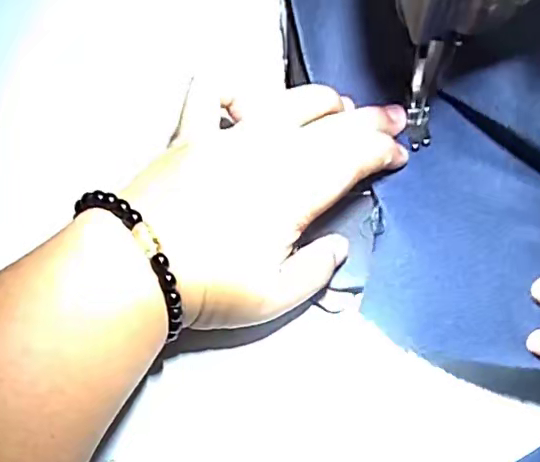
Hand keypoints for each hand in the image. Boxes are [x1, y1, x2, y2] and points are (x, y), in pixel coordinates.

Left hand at [118, 84, 409, 330]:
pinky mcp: (190, 135)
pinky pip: (212, 93)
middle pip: (329, 124)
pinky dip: (233, 88)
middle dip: (367, 120)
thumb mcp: (277, 296)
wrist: (140, 264)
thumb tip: (336, 248)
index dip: (381, 153)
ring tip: (337, 105)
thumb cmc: (208, 285)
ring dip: (318, 100)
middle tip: (389, 120)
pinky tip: (247, 99)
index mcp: (295, 190)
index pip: (352, 158)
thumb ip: (316, 269)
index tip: (398, 155)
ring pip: (284, 100)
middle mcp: (266, 151)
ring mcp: (227, 137)